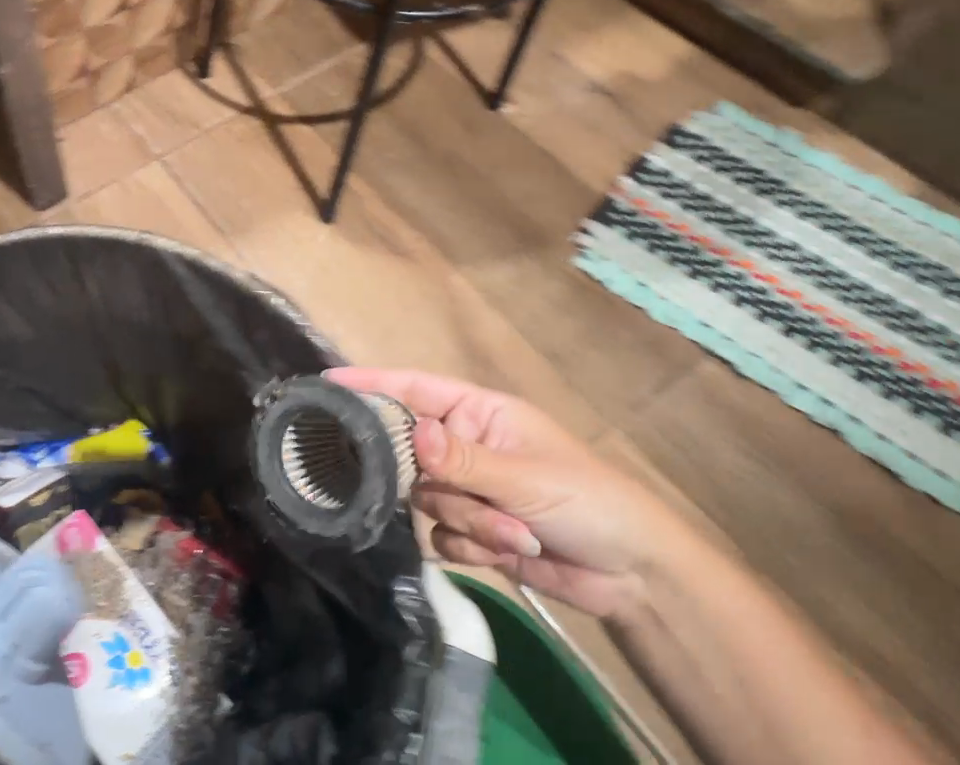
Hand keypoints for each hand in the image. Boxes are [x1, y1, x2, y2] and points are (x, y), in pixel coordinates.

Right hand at [326, 367, 696, 620]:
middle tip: (460, 494)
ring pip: (426, 500)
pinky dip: (469, 545)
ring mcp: (467, 489)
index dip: (372, 384)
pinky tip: (504, 552)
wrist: (633, 576)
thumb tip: (412, 435)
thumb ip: (464, 461)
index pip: (415, 391)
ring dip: (467, 521)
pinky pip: (438, 533)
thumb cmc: (589, 501)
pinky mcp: (471, 530)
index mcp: (479, 414)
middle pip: (411, 453)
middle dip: (440, 483)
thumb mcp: (527, 478)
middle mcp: (465, 447)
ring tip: (514, 532)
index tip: (327, 382)